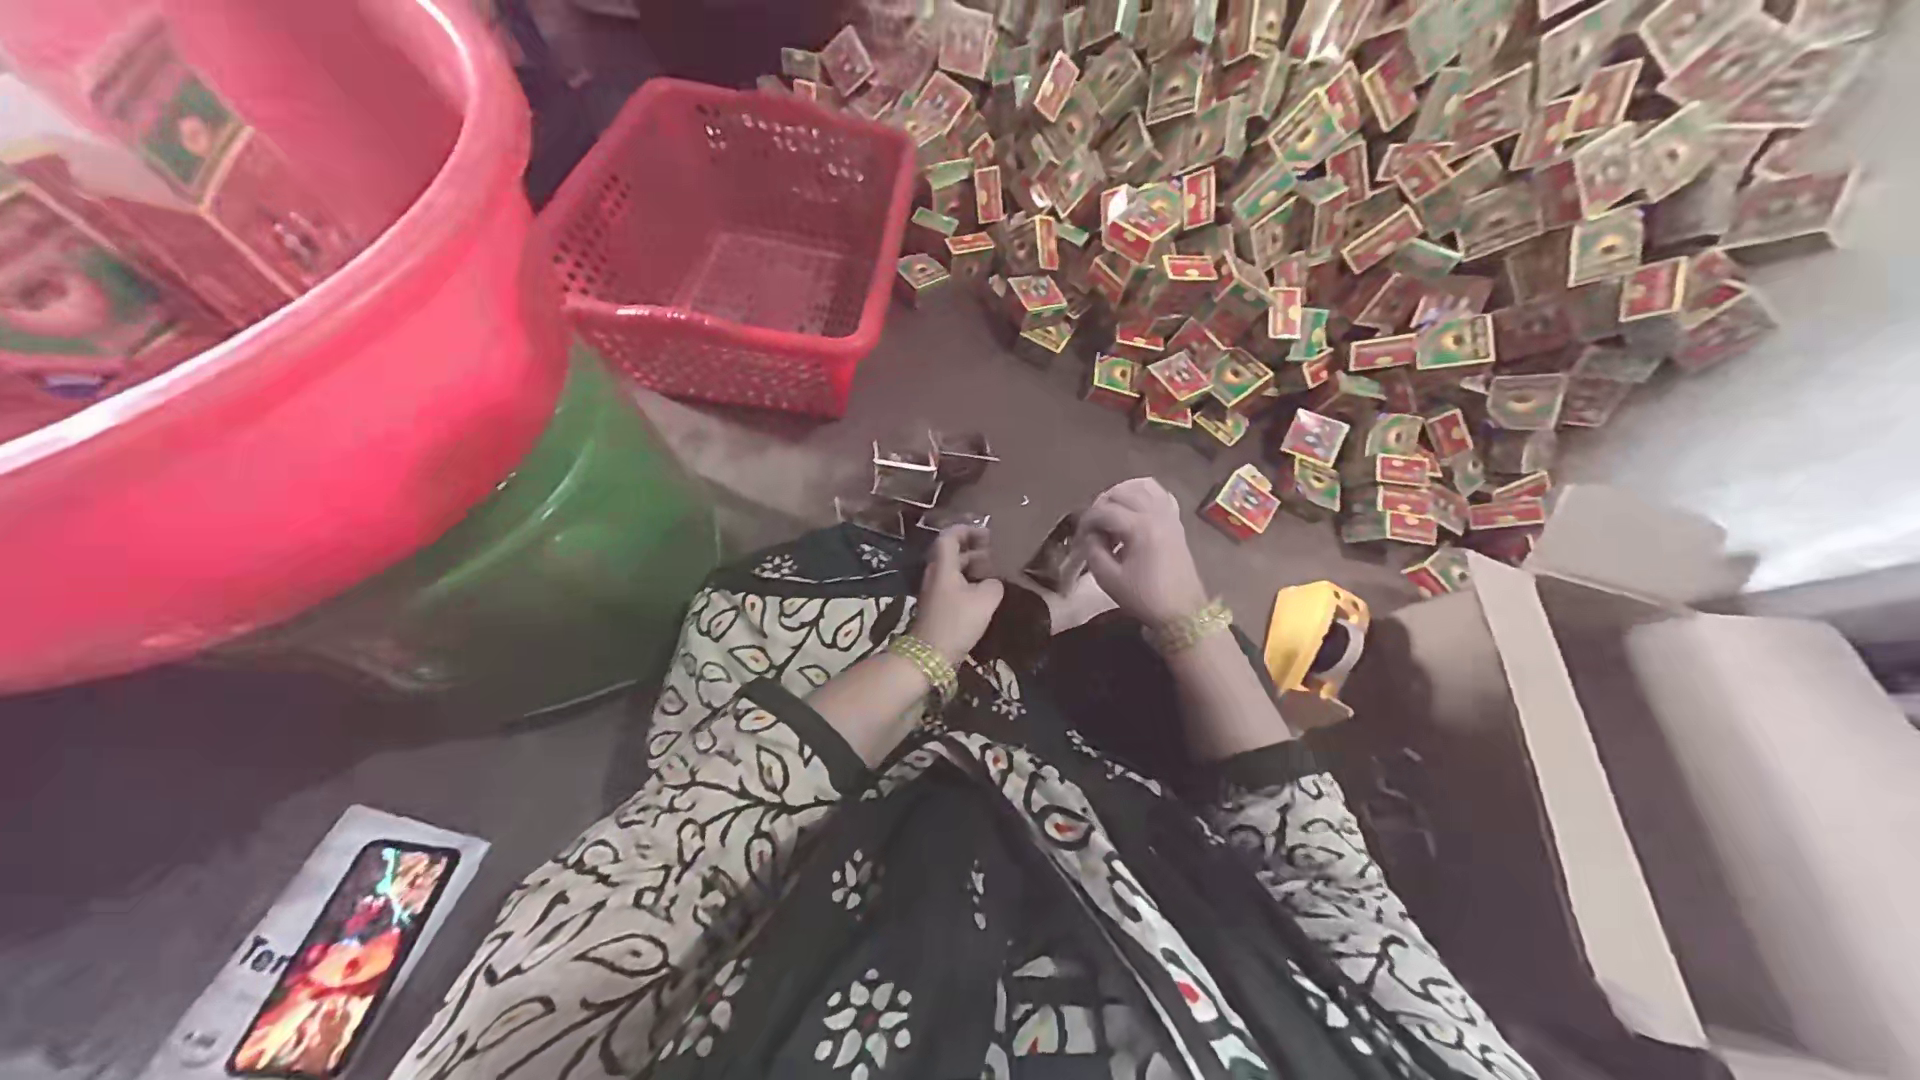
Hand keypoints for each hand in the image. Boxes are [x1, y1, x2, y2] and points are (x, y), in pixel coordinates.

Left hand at [911, 526, 1004, 663]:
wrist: (930, 656)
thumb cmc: (956, 622)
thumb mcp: (985, 600)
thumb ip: (994, 584)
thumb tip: (992, 583)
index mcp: (943, 566)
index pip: (949, 536)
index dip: (966, 530)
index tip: (986, 534)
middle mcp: (935, 575)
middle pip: (950, 552)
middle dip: (972, 548)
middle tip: (994, 551)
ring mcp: (934, 592)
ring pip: (952, 570)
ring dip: (971, 566)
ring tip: (993, 571)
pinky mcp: (937, 607)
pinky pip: (953, 586)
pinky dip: (968, 582)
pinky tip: (984, 593)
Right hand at [1072, 478, 1209, 628]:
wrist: (1182, 613)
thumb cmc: (1144, 598)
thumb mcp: (1109, 579)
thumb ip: (1093, 551)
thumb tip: (1090, 535)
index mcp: (1140, 527)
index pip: (1104, 511)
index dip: (1086, 522)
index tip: (1080, 538)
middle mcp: (1156, 514)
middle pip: (1121, 492)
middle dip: (1101, 506)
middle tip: (1093, 528)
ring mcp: (1169, 515)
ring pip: (1142, 486)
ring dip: (1121, 495)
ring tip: (1110, 514)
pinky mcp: (1176, 522)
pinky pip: (1160, 494)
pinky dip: (1143, 494)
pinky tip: (1133, 509)